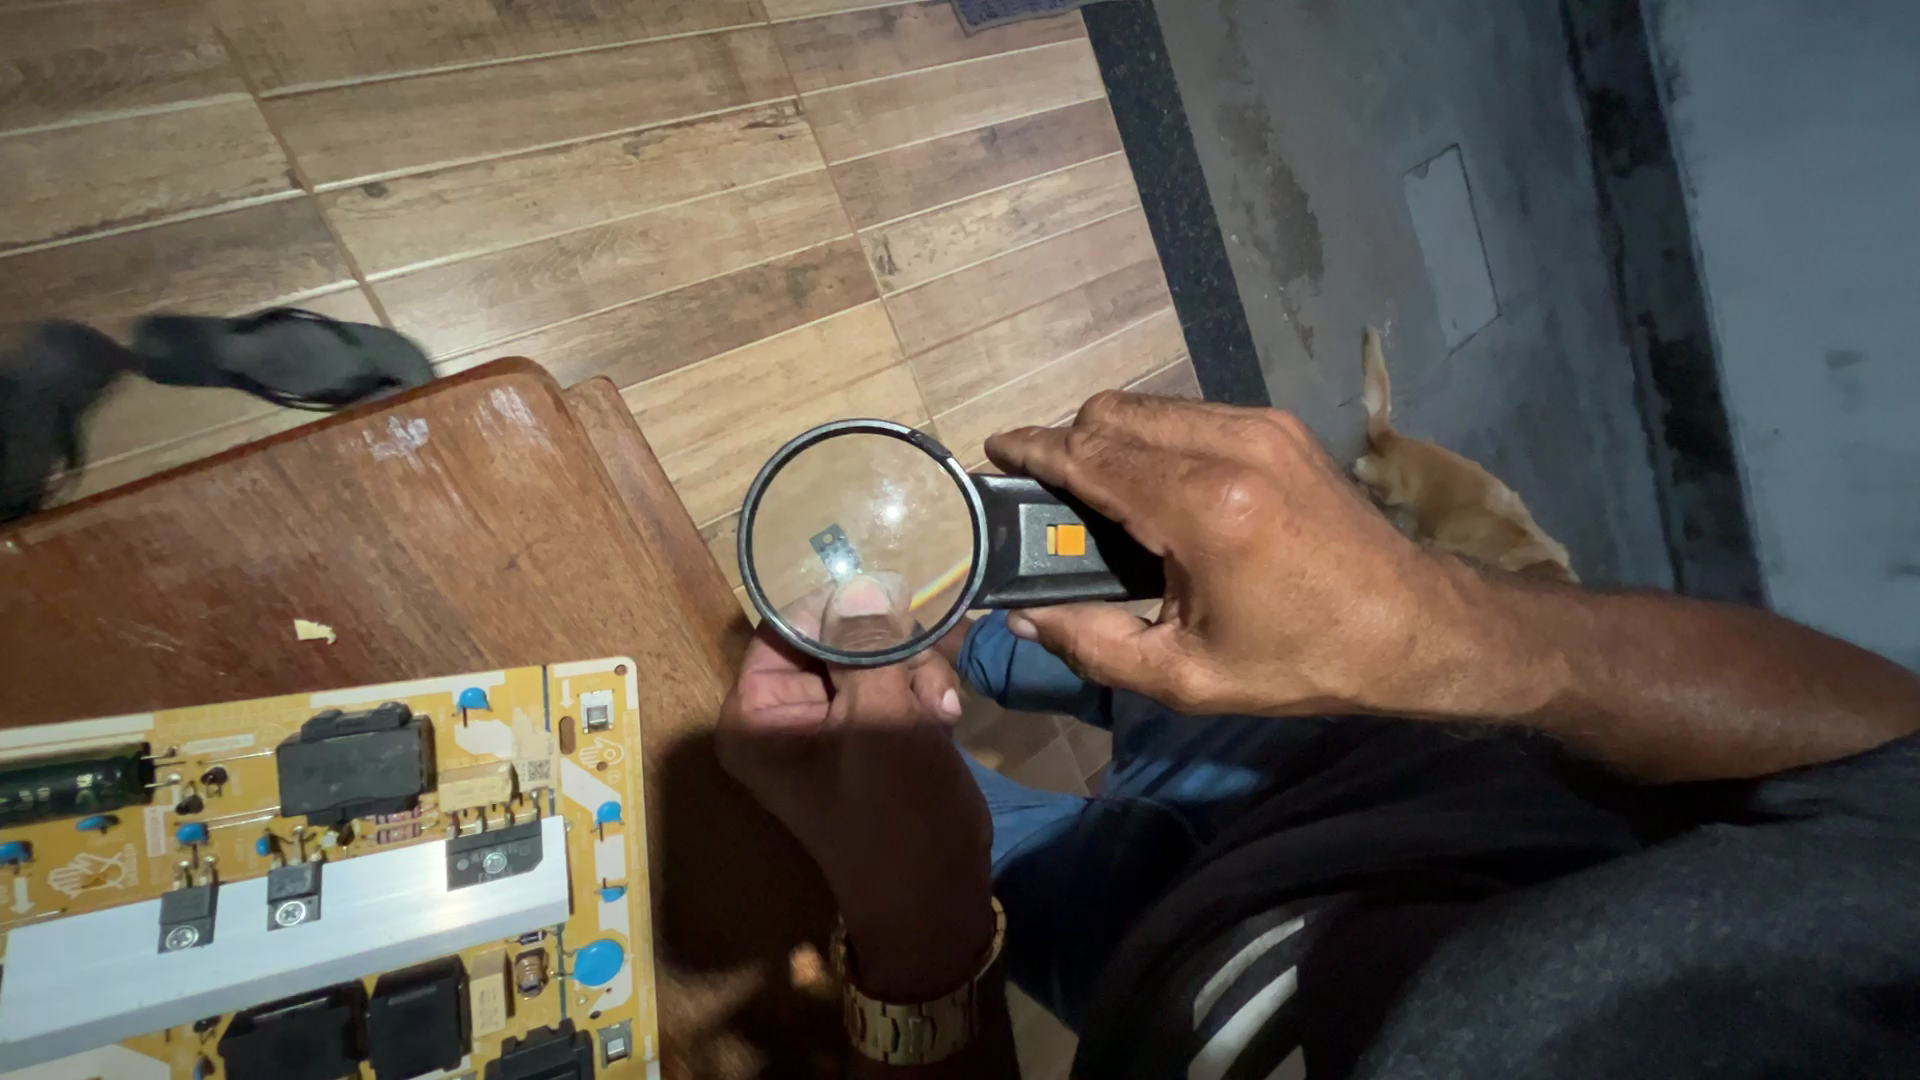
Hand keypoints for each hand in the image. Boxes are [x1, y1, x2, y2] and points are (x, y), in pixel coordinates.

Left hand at [718, 575, 994, 999]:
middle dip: (889, 648)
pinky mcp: (871, 727)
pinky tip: (945, 716)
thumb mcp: (881, 721)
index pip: (785, 628)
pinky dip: (924, 689)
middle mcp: (786, 712)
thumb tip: (861, 583)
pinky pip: (895, 678)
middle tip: (925, 672)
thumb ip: (869, 646)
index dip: (836, 607)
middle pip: (835, 635)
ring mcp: (832, 720)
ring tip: (940, 708)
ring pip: (874, 651)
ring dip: (915, 670)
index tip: (890, 597)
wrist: (940, 890)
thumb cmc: (896, 813)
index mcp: (758, 714)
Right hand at [985, 392, 1486, 717]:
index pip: (1090, 455)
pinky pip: (1183, 412)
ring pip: (1145, 405)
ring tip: (1098, 492)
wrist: (1417, 627)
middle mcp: (1229, 446)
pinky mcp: (1276, 425)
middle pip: (1110, 413)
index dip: (1033, 449)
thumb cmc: (1301, 660)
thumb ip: (1092, 644)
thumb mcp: (1186, 677)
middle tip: (1050, 495)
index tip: (995, 452)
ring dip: (1106, 438)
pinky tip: (1153, 484)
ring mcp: (1258, 425)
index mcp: (1205, 509)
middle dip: (1065, 443)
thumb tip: (1022, 615)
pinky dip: (1148, 437)